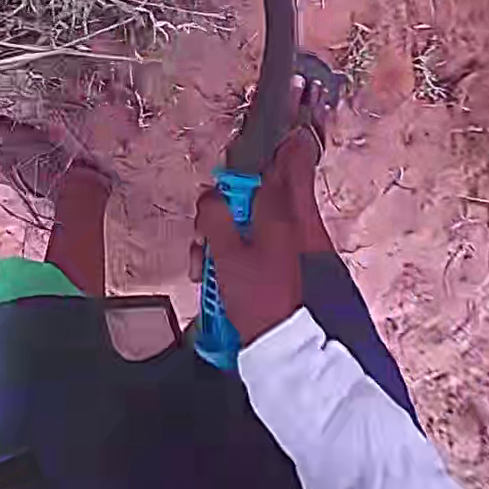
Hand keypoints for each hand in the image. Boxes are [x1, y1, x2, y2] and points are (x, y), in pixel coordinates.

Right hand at [192, 129, 320, 340]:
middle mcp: (286, 225)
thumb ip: (215, 217)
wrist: (284, 351)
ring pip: (243, 225)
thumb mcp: (228, 254)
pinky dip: (227, 256)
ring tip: (203, 265)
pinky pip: (246, 248)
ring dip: (218, 239)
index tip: (258, 138)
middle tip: (202, 230)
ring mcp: (282, 248)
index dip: (267, 149)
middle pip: (250, 198)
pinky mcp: (275, 267)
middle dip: (220, 210)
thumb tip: (211, 195)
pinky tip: (212, 276)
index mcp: (280, 214)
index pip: (280, 166)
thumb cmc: (260, 299)